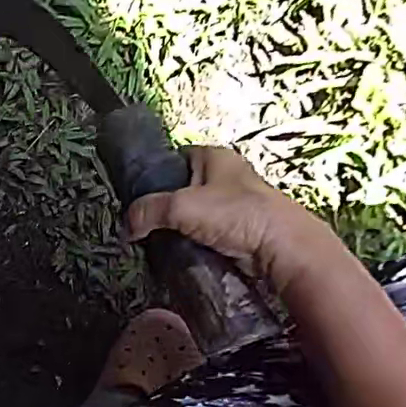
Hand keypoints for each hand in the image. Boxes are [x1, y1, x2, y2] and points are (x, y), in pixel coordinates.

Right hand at [126, 146, 342, 289]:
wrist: (279, 247)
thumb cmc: (235, 214)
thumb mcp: (180, 206)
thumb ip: (146, 211)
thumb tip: (126, 228)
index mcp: (213, 156)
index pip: (170, 159)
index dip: (149, 176)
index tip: (131, 198)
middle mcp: (221, 175)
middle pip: (174, 189)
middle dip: (156, 207)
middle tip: (137, 224)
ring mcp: (226, 203)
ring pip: (183, 214)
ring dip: (168, 228)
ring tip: (150, 240)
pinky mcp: (229, 228)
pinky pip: (194, 232)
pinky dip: (182, 241)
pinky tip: (171, 251)